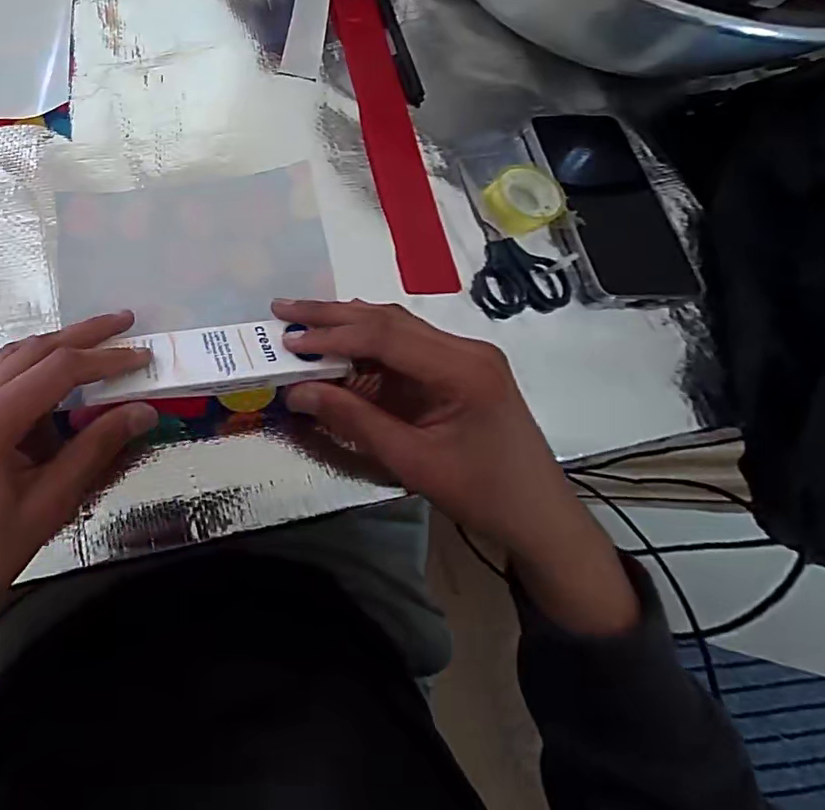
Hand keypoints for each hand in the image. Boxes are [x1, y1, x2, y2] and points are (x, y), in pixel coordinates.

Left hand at [0, 311, 158, 728]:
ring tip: (94, 341)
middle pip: (35, 348)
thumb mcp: (51, 502)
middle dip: (84, 334)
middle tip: (125, 320)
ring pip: (12, 355)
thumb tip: (143, 411)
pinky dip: (27, 362)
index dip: (107, 359)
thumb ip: (97, 449)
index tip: (144, 356)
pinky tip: (45, 371)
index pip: (60, 368)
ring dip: (55, 344)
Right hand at [272, 299, 637, 634]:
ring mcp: (465, 355)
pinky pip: (407, 347)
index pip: (386, 336)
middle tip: (284, 308)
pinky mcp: (459, 368)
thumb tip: (298, 392)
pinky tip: (340, 341)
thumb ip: (354, 421)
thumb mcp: (412, 462)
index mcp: (463, 368)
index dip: (333, 335)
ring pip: (398, 327)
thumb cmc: (482, 494)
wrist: (540, 517)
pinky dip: (368, 344)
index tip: (290, 340)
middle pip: (390, 320)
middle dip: (334, 315)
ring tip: (303, 319)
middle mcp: (465, 349)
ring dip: (349, 324)